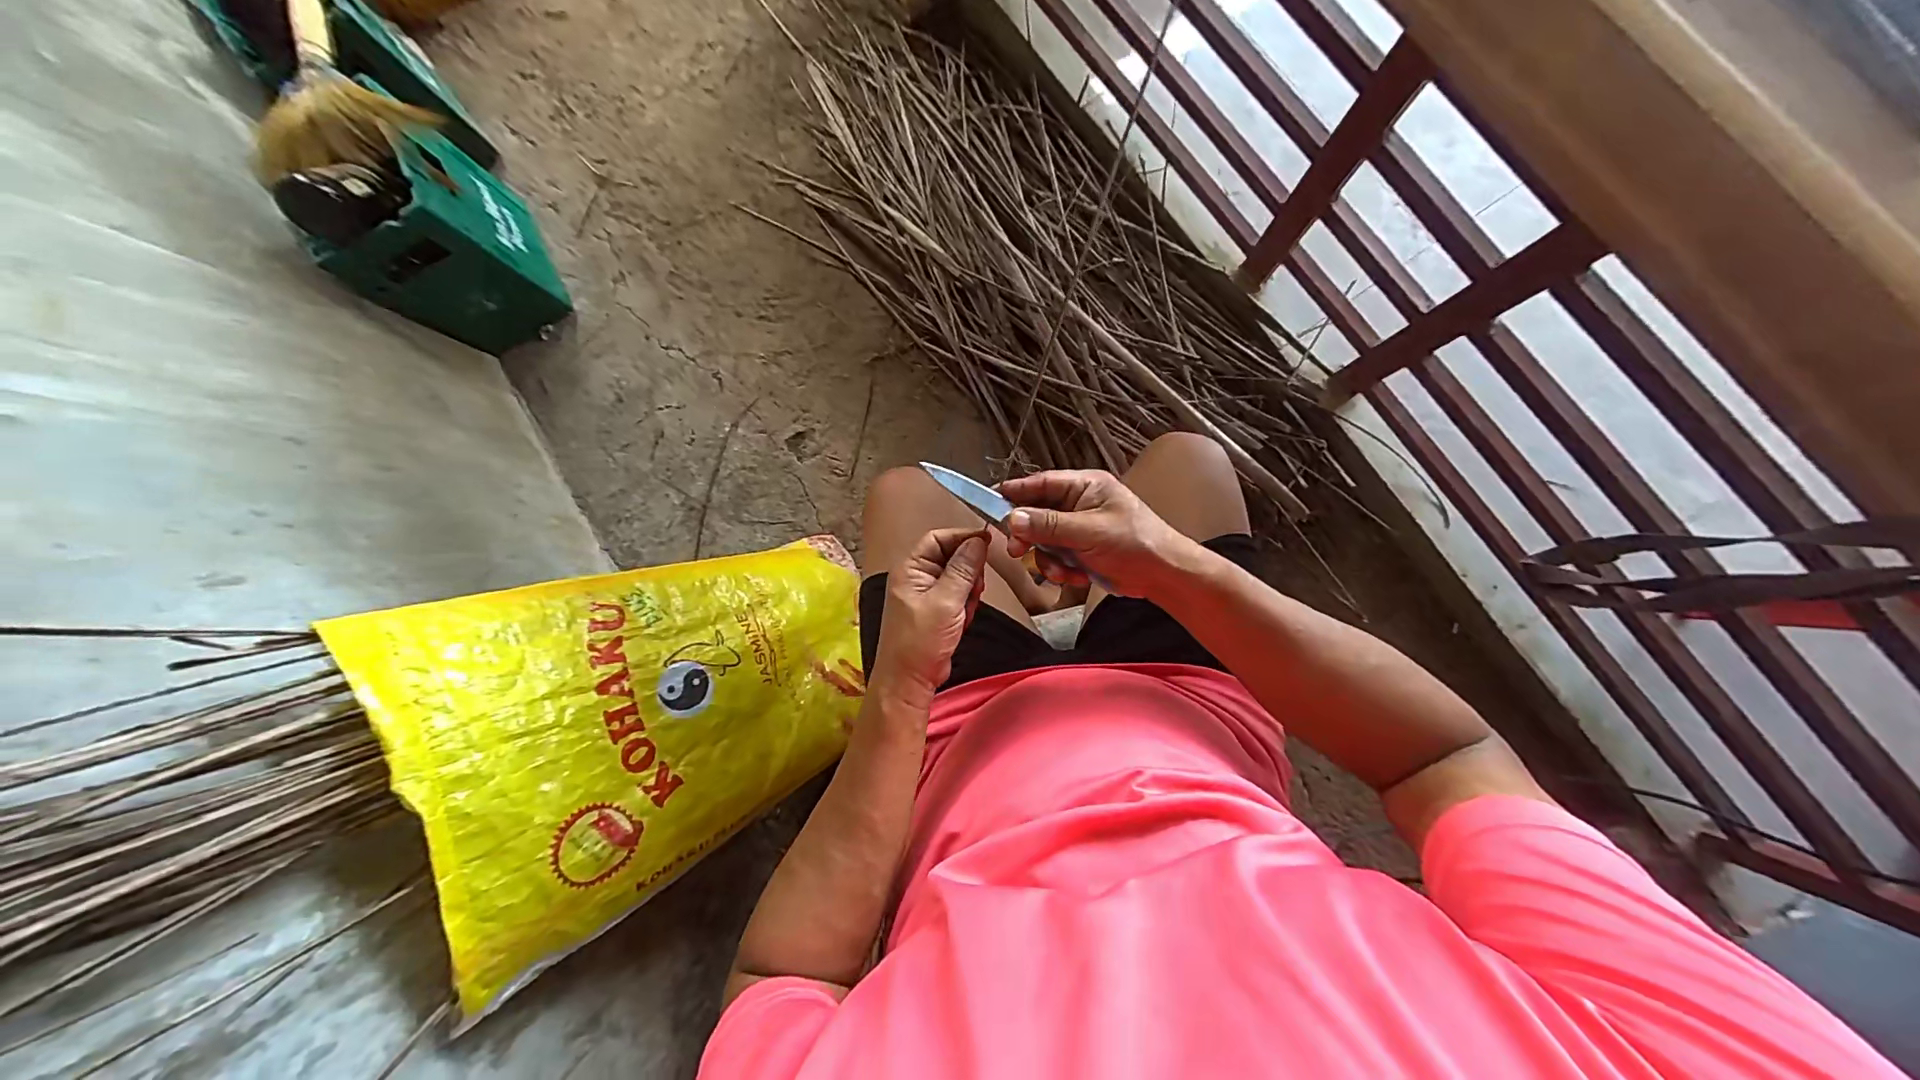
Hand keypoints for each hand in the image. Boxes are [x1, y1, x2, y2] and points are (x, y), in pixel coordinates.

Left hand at [871, 527, 990, 710]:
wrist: (909, 680)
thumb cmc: (920, 641)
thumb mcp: (946, 601)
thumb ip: (964, 568)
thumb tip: (979, 541)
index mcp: (910, 568)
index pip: (939, 538)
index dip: (964, 537)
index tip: (988, 542)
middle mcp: (917, 577)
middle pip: (952, 557)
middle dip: (969, 571)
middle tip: (976, 590)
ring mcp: (926, 594)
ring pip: (960, 578)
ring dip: (969, 592)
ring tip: (966, 611)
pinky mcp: (936, 610)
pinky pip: (959, 597)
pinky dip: (965, 606)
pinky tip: (963, 621)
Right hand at [999, 470, 1198, 598]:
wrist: (1164, 576)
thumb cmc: (1138, 543)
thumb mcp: (1088, 532)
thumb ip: (1048, 525)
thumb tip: (1013, 518)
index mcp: (1084, 486)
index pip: (1039, 484)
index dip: (1013, 493)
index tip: (989, 503)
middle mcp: (1079, 504)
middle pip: (1035, 514)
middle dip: (1028, 536)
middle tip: (1018, 550)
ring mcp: (1079, 528)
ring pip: (1042, 541)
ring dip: (1048, 559)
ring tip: (1063, 571)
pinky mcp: (1081, 550)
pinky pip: (1055, 558)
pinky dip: (1061, 570)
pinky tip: (1077, 577)